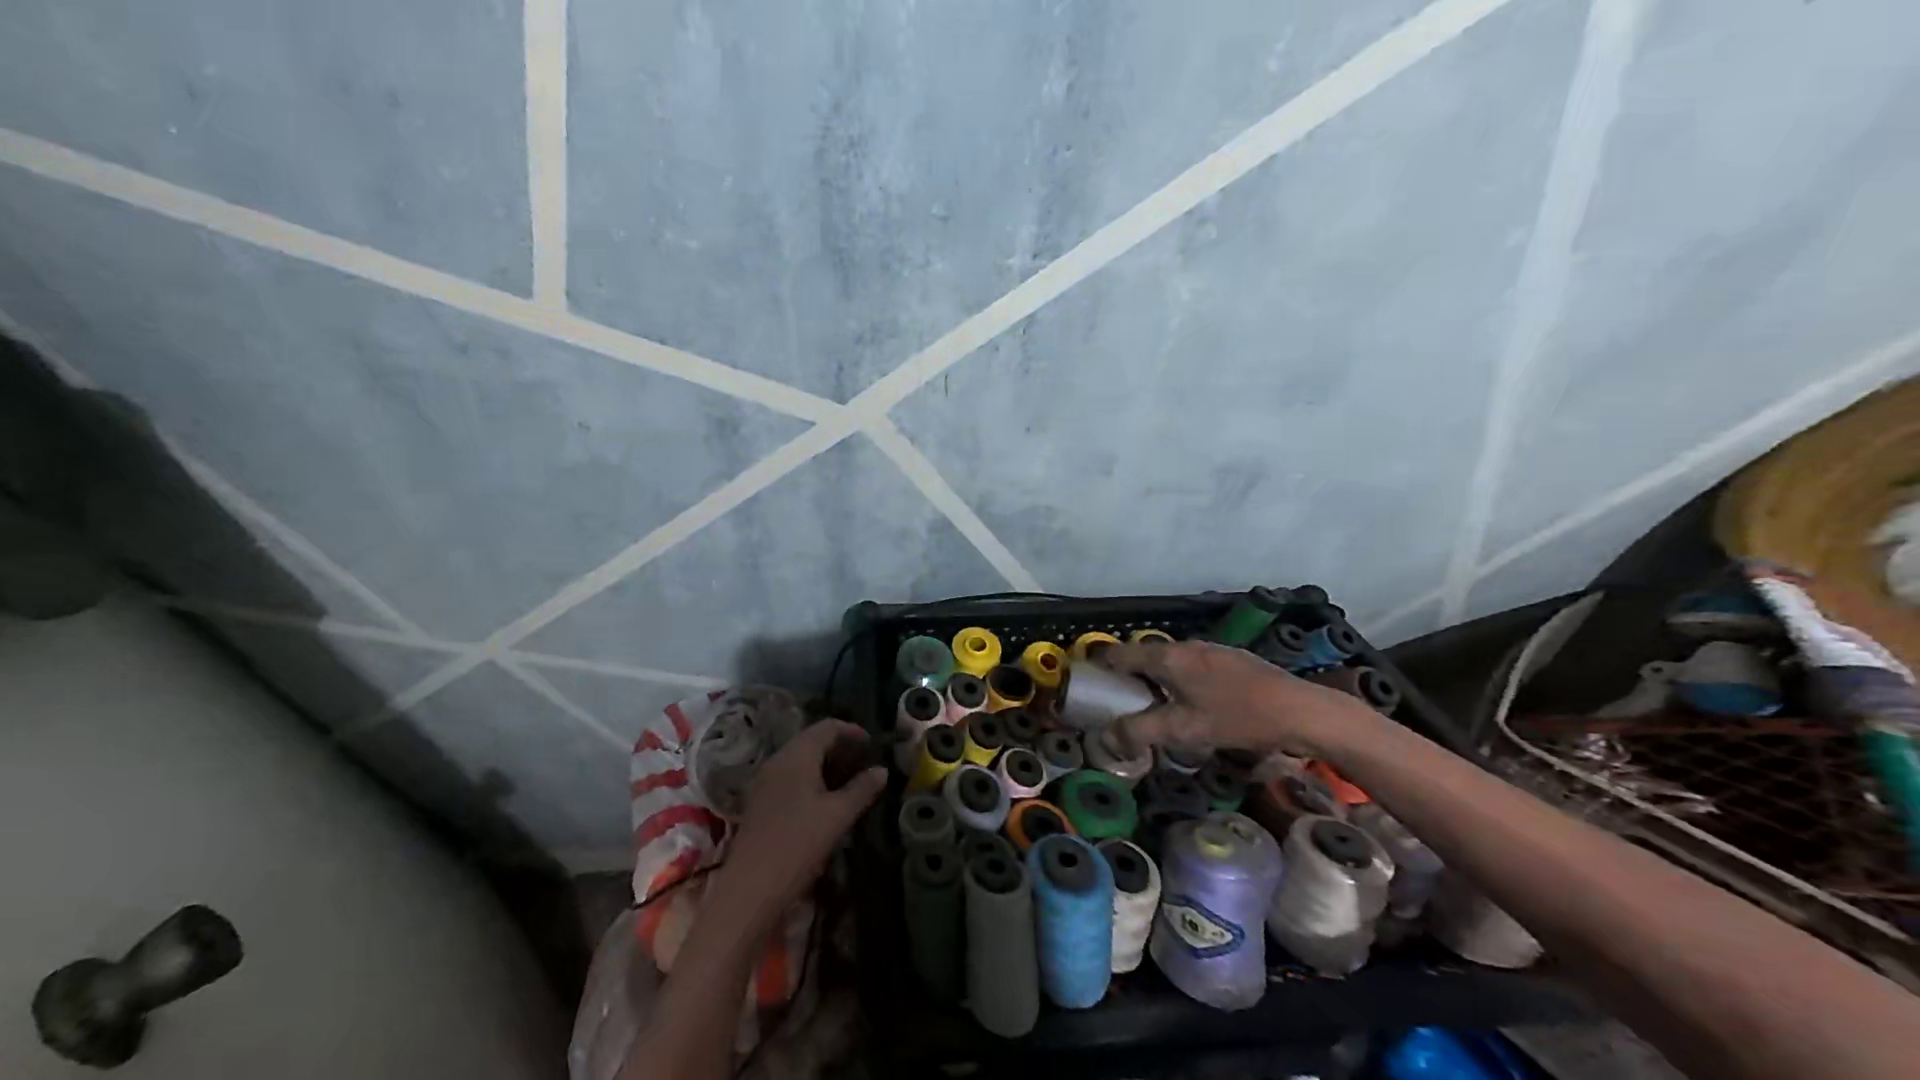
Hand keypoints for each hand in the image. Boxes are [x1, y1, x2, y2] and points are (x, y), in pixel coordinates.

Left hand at [717, 719, 886, 919]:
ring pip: (800, 759)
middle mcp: (777, 760)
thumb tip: (882, 769)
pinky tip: (825, 800)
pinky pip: (790, 776)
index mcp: (797, 755)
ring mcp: (764, 781)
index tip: (874, 744)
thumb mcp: (839, 815)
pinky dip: (811, 778)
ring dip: (826, 764)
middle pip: (812, 740)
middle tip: (865, 762)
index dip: (852, 731)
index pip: (827, 727)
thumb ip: (862, 788)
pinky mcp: (759, 802)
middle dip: (840, 747)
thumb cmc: (798, 844)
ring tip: (850, 781)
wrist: (750, 888)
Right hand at [1098, 640, 1381, 757]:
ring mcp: (1212, 649)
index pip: (1120, 654)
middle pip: (1145, 657)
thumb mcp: (1183, 731)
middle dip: (1130, 678)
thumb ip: (1140, 732)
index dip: (1101, 666)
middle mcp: (1187, 645)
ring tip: (1157, 708)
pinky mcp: (1233, 659)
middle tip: (1122, 704)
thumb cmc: (1237, 718)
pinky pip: (1193, 666)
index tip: (1089, 682)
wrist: (1300, 710)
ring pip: (1172, 662)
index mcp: (1168, 657)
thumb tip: (1108, 737)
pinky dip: (1181, 681)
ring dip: (1157, 680)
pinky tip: (1196, 705)